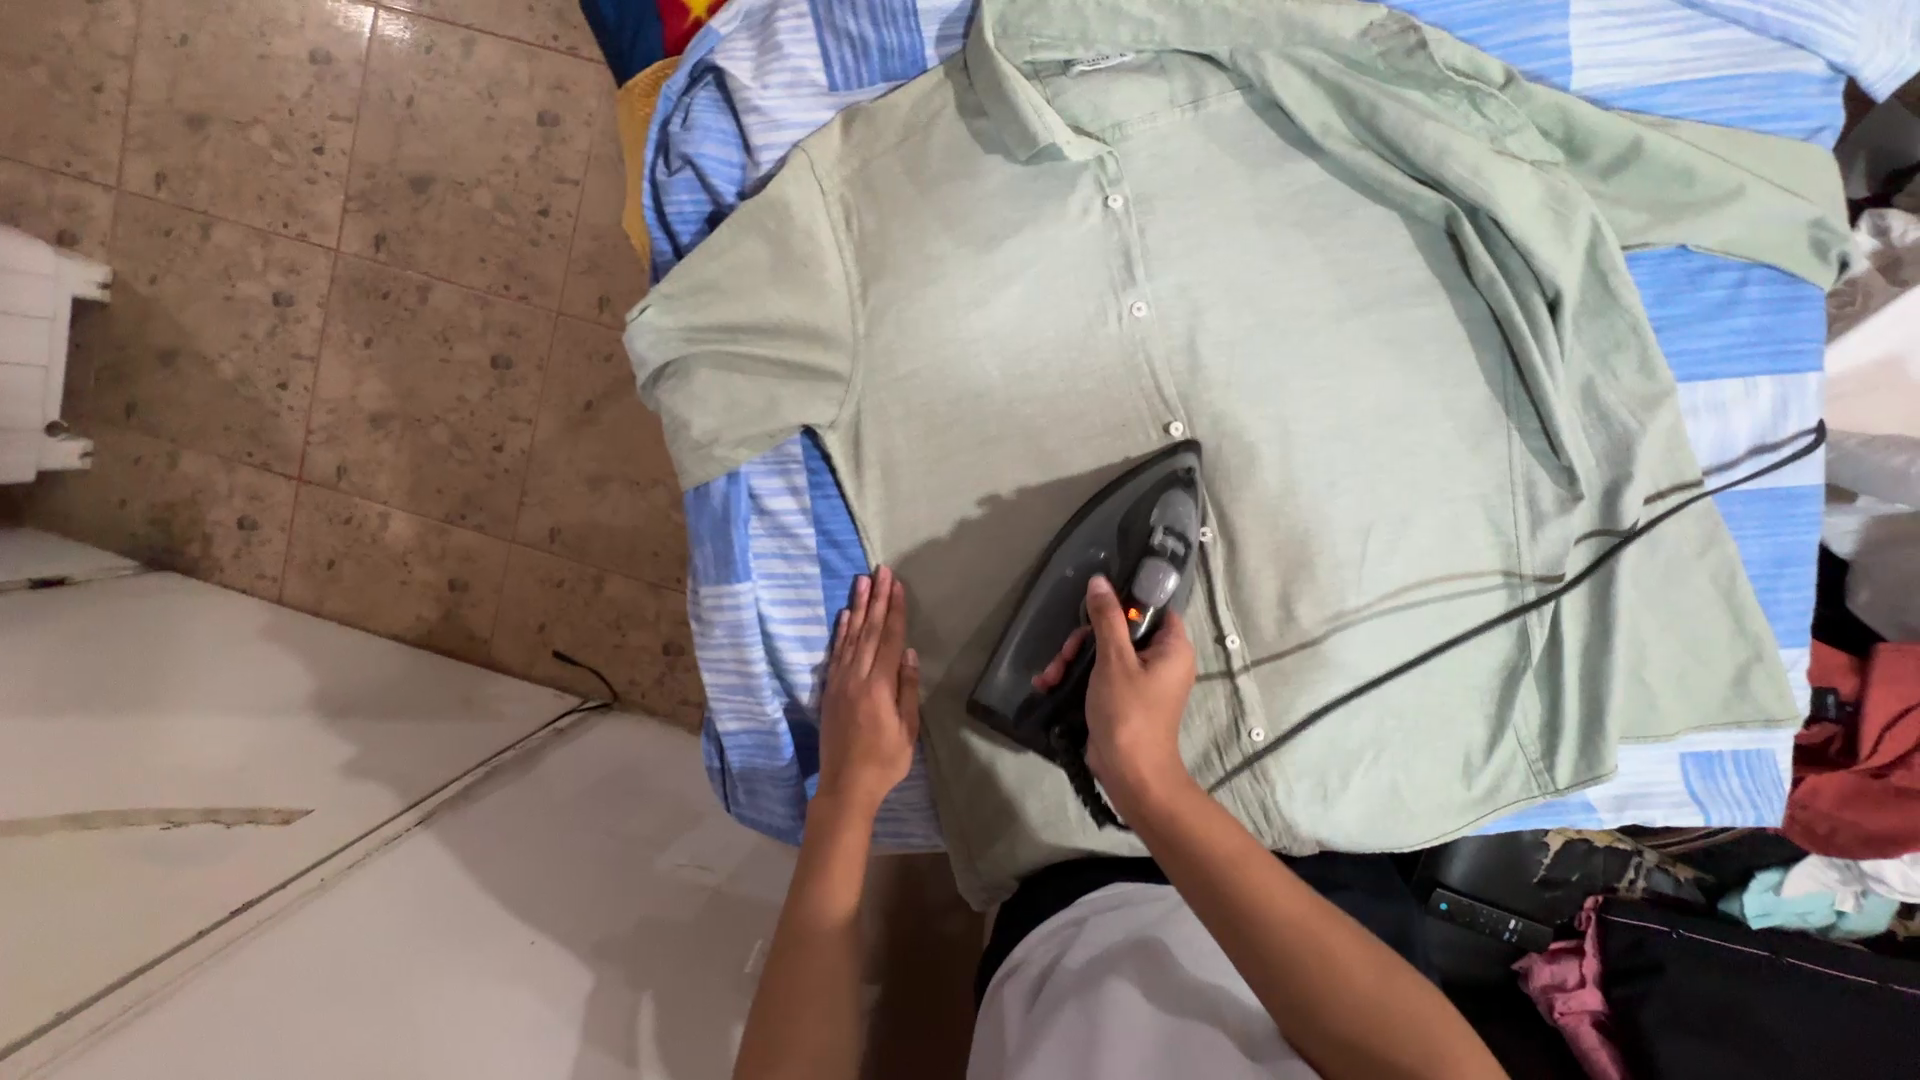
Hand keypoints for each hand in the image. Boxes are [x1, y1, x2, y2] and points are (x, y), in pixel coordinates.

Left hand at [817, 566, 920, 815]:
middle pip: (869, 631)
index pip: (889, 639)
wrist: (845, 786)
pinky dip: (840, 632)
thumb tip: (909, 653)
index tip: (897, 585)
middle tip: (881, 571)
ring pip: (850, 637)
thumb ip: (907, 689)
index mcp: (878, 686)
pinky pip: (835, 653)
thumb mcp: (907, 729)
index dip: (895, 610)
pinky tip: (845, 616)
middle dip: (877, 599)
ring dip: (858, 608)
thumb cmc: (884, 762)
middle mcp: (856, 677)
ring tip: (863, 582)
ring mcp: (839, 682)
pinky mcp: (829, 690)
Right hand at [1033, 575, 1197, 817]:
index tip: (1096, 606)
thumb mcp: (1114, 660)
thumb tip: (1099, 581)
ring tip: (1051, 676)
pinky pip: (1099, 676)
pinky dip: (1076, 678)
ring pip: (1104, 653)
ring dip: (1073, 661)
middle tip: (1067, 653)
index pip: (1154, 608)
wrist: (1130, 773)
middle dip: (1085, 640)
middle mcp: (1161, 661)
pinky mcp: (1121, 698)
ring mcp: (1141, 681)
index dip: (1125, 602)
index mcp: (1172, 647)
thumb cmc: (1128, 712)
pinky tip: (1049, 685)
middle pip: (1120, 630)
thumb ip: (1107, 618)